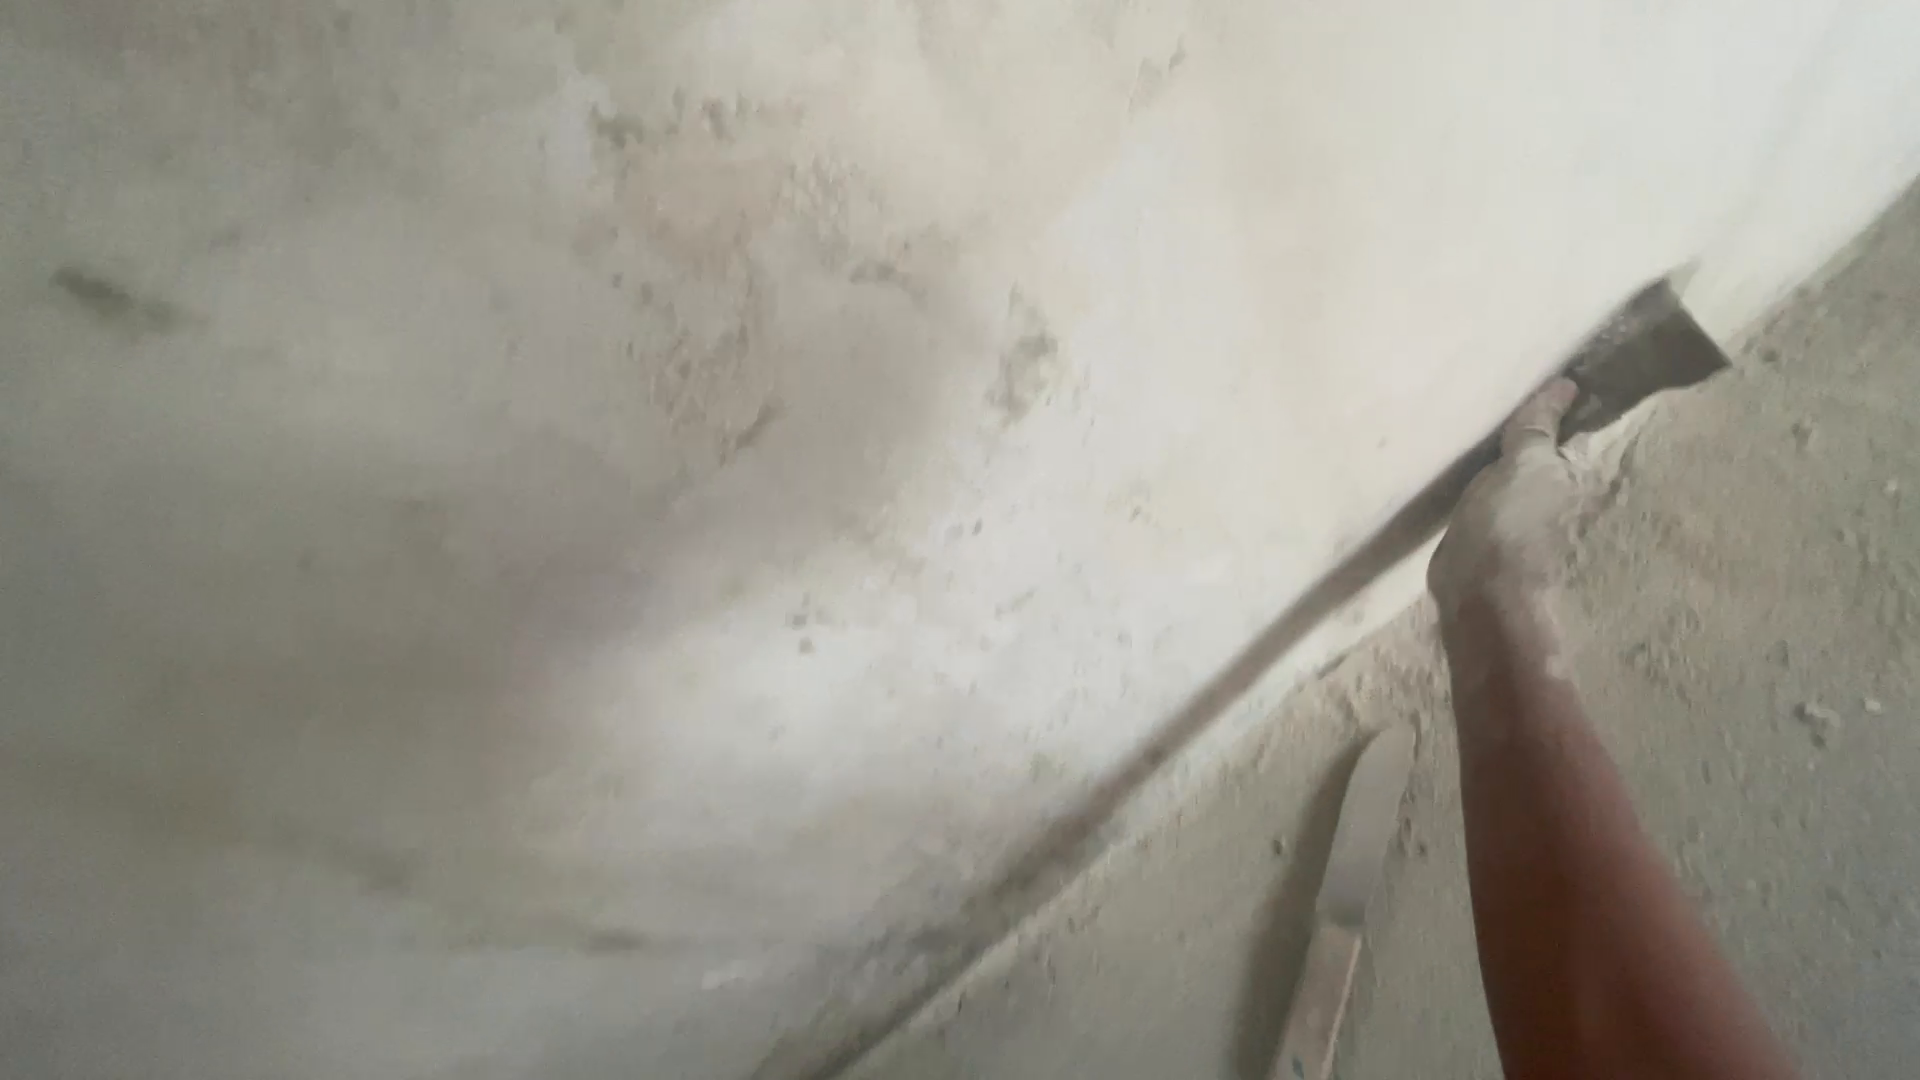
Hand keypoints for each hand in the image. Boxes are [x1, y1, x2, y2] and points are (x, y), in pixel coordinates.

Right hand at [1428, 378, 1583, 621]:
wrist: (1479, 588)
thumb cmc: (1506, 522)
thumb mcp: (1522, 466)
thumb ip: (1538, 428)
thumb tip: (1566, 384)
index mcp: (1579, 472)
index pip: (1577, 426)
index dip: (1565, 404)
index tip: (1550, 377)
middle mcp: (1564, 490)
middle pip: (1551, 449)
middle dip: (1540, 428)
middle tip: (1512, 395)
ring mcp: (1531, 512)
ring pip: (1525, 471)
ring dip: (1511, 453)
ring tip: (1491, 426)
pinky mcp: (1500, 529)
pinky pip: (1500, 492)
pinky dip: (1491, 478)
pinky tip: (1475, 466)